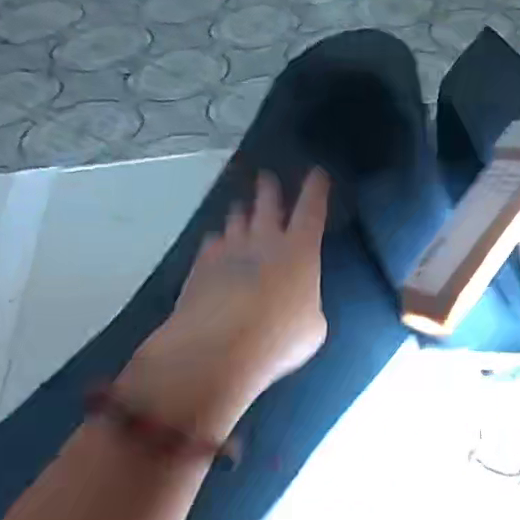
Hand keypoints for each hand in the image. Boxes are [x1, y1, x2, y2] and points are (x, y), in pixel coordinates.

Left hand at [116, 168, 330, 438]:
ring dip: (242, 213)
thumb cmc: (279, 337)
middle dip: (269, 188)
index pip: (312, 210)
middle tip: (267, 179)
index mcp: (300, 251)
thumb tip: (298, 301)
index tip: (318, 173)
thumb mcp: (313, 326)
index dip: (316, 189)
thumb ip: (308, 304)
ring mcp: (228, 250)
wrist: (218, 346)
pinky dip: (219, 240)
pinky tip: (218, 245)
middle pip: (266, 203)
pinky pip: (212, 242)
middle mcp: (264, 241)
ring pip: (236, 219)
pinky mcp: (201, 265)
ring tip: (242, 210)